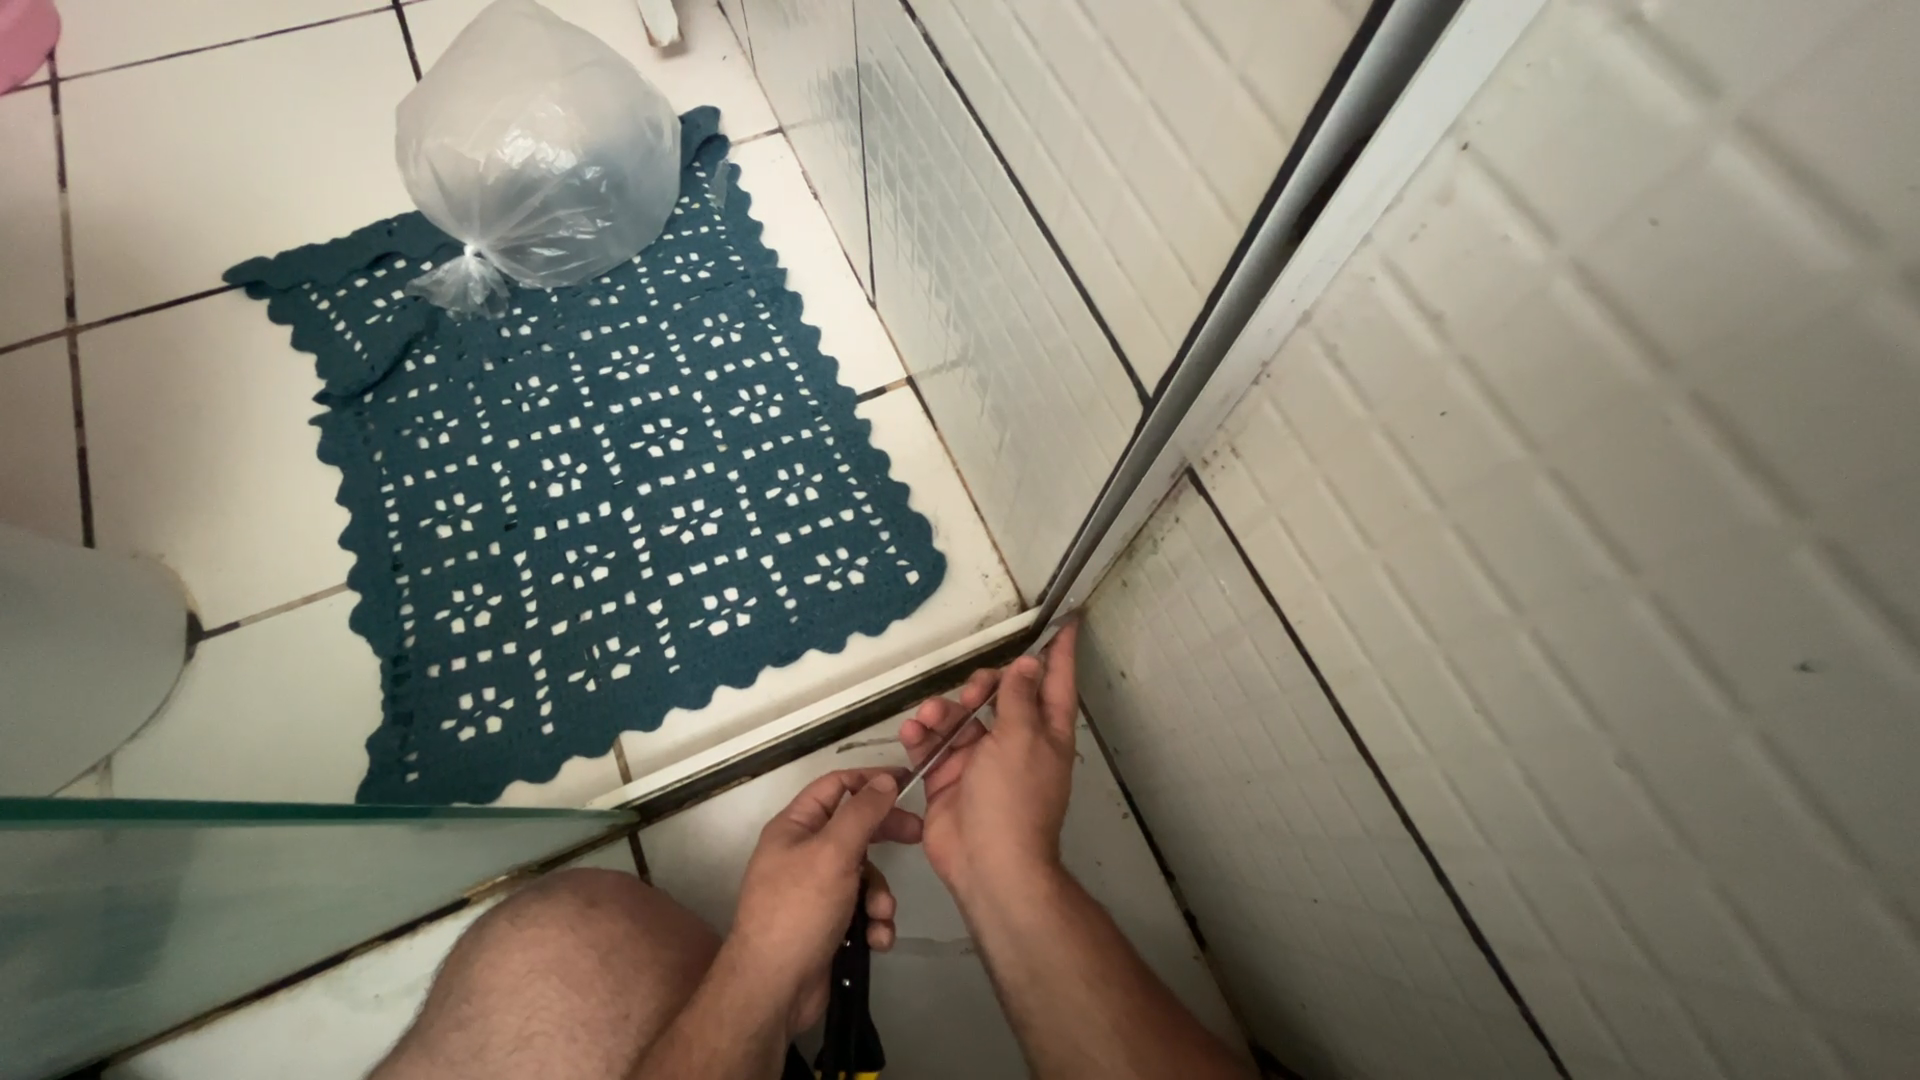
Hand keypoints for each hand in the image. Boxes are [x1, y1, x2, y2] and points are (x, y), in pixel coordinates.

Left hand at [725, 768, 921, 1035]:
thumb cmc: (799, 910)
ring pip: (864, 874)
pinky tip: (875, 939)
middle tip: (917, 836)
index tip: (906, 781)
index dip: (870, 780)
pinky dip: (873, 923)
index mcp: (795, 826)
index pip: (836, 786)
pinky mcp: (828, 924)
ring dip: (880, 894)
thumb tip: (884, 779)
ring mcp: (815, 890)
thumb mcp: (833, 852)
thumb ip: (862, 812)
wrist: (773, 991)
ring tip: (879, 915)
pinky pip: (861, 910)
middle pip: (855, 829)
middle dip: (886, 837)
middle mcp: (804, 853)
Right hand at [900, 621, 1079, 900]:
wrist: (986, 864)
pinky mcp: (948, 777)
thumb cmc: (1014, 798)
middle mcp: (1015, 741)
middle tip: (972, 692)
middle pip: (999, 695)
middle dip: (981, 685)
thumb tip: (1028, 663)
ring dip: (942, 712)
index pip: (1056, 682)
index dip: (1060, 653)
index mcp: (1045, 732)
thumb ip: (1019, 697)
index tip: (1065, 624)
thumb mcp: (1021, 739)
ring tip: (928, 719)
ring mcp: (979, 760)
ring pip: (959, 717)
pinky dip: (921, 736)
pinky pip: (932, 745)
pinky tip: (913, 732)